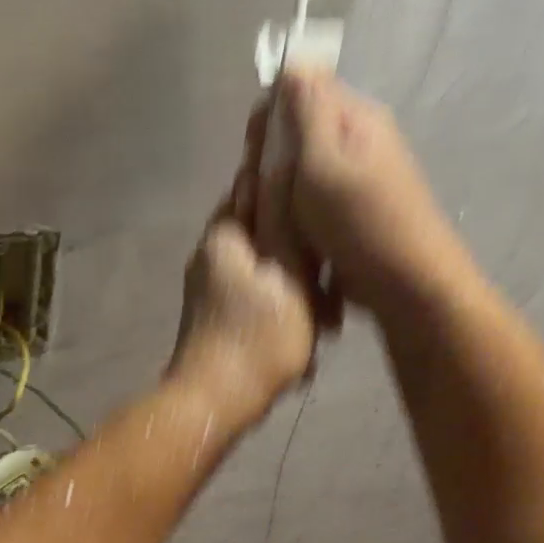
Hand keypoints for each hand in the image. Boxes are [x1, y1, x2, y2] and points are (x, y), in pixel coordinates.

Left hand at [168, 106, 336, 425]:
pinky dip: (286, 295)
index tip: (302, 143)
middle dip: (298, 230)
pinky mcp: (217, 308)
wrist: (214, 399)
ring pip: (265, 257)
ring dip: (297, 271)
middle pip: (261, 221)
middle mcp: (212, 249)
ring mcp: (211, 280)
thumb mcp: (285, 274)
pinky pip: (259, 286)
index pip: (252, 181)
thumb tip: (279, 163)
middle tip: (332, 257)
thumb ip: (282, 219)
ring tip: (328, 302)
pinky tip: (312, 321)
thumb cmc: (257, 337)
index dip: (277, 161)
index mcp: (226, 233)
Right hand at [266, 70, 479, 314]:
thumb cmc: (360, 222)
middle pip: (296, 129)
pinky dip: (296, 207)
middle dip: (269, 157)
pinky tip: (289, 231)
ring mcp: (360, 172)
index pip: (297, 90)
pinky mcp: (356, 204)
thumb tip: (296, 59)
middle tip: (259, 192)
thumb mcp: (321, 161)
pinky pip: (311, 192)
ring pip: (299, 165)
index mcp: (355, 117)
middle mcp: (360, 137)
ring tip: (272, 217)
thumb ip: (306, 110)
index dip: (267, 116)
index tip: (253, 150)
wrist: (410, 287)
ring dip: (279, 187)